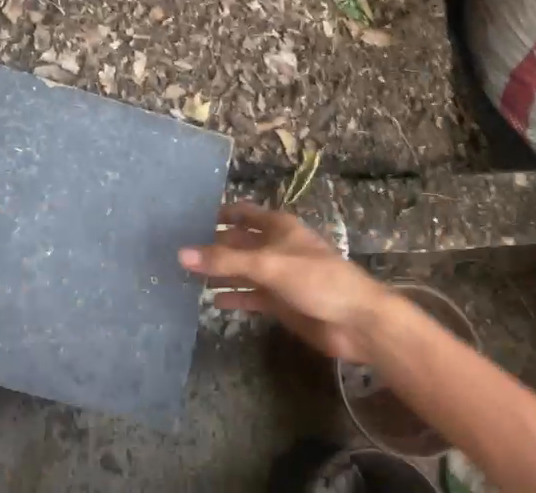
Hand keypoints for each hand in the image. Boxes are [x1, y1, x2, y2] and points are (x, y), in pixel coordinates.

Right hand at [179, 201, 393, 362]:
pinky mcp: (281, 303)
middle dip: (212, 246)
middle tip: (178, 251)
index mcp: (277, 227)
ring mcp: (278, 276)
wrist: (357, 322)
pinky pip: (251, 296)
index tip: (187, 218)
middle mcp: (275, 247)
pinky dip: (233, 297)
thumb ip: (224, 261)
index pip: (242, 213)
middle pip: (238, 242)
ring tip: (186, 276)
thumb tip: (181, 254)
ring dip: (219, 273)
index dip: (218, 214)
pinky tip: (213, 302)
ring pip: (242, 271)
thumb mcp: (268, 265)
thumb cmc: (316, 280)